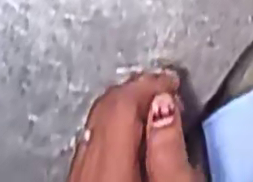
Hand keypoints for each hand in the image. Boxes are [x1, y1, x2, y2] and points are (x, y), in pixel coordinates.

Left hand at [67, 71, 198, 181]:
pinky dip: (113, 128)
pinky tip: (133, 136)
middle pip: (106, 107)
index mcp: (109, 165)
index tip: (174, 81)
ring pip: (96, 122)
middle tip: (166, 89)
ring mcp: (78, 177)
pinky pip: (92, 143)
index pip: (123, 100)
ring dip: (125, 107)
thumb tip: (164, 100)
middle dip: (138, 90)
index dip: (151, 83)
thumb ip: (170, 146)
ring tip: (154, 110)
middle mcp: (85, 168)